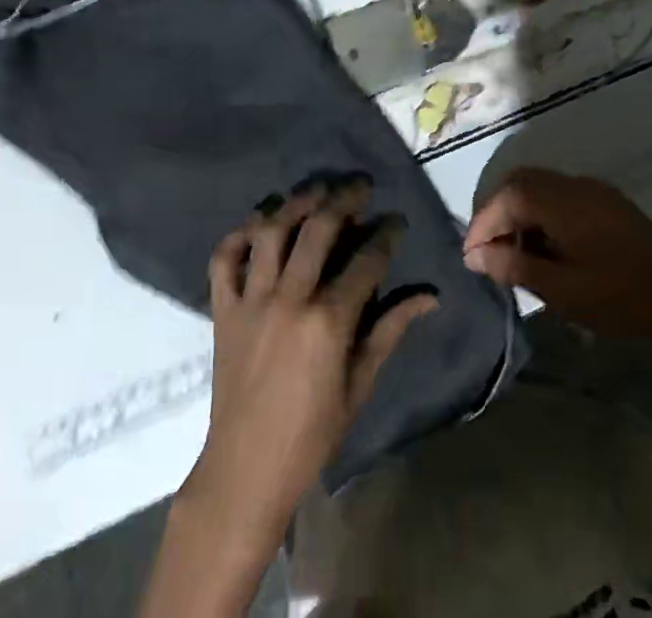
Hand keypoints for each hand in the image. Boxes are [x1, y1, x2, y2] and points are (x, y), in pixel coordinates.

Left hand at [186, 177, 437, 536]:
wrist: (247, 465)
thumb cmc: (314, 430)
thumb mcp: (362, 382)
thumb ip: (391, 329)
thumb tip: (430, 297)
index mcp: (329, 319)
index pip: (366, 259)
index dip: (386, 235)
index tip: (397, 222)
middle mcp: (288, 297)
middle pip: (318, 228)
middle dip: (344, 199)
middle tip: (360, 186)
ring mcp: (250, 300)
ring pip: (270, 231)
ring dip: (294, 203)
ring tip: (314, 190)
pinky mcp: (221, 309)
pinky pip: (223, 259)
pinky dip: (238, 235)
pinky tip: (257, 224)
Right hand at [463, 168, 651, 343]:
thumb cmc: (622, 298)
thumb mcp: (562, 291)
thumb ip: (515, 267)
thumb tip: (474, 255)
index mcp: (566, 203)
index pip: (509, 194)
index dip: (483, 221)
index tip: (472, 256)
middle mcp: (578, 186)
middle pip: (522, 182)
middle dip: (497, 212)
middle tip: (487, 251)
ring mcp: (595, 191)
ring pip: (541, 187)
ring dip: (519, 214)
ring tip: (512, 255)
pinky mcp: (606, 203)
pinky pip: (560, 197)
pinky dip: (540, 215)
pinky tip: (542, 249)